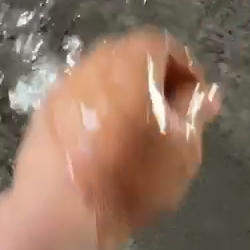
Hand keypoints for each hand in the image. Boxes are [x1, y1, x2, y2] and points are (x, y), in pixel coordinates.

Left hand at [11, 30, 221, 245]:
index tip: (194, 99)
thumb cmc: (132, 173)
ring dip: (124, 96)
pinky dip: (98, 111)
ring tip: (139, 134)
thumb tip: (204, 92)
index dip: (184, 68)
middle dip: (153, 80)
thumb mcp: (182, 145)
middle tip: (169, 117)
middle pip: (128, 57)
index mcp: (130, 61)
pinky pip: (81, 99)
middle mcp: (93, 63)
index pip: (161, 44)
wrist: (61, 205)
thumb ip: (194, 111)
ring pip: (103, 79)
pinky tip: (104, 144)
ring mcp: (64, 84)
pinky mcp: (45, 108)